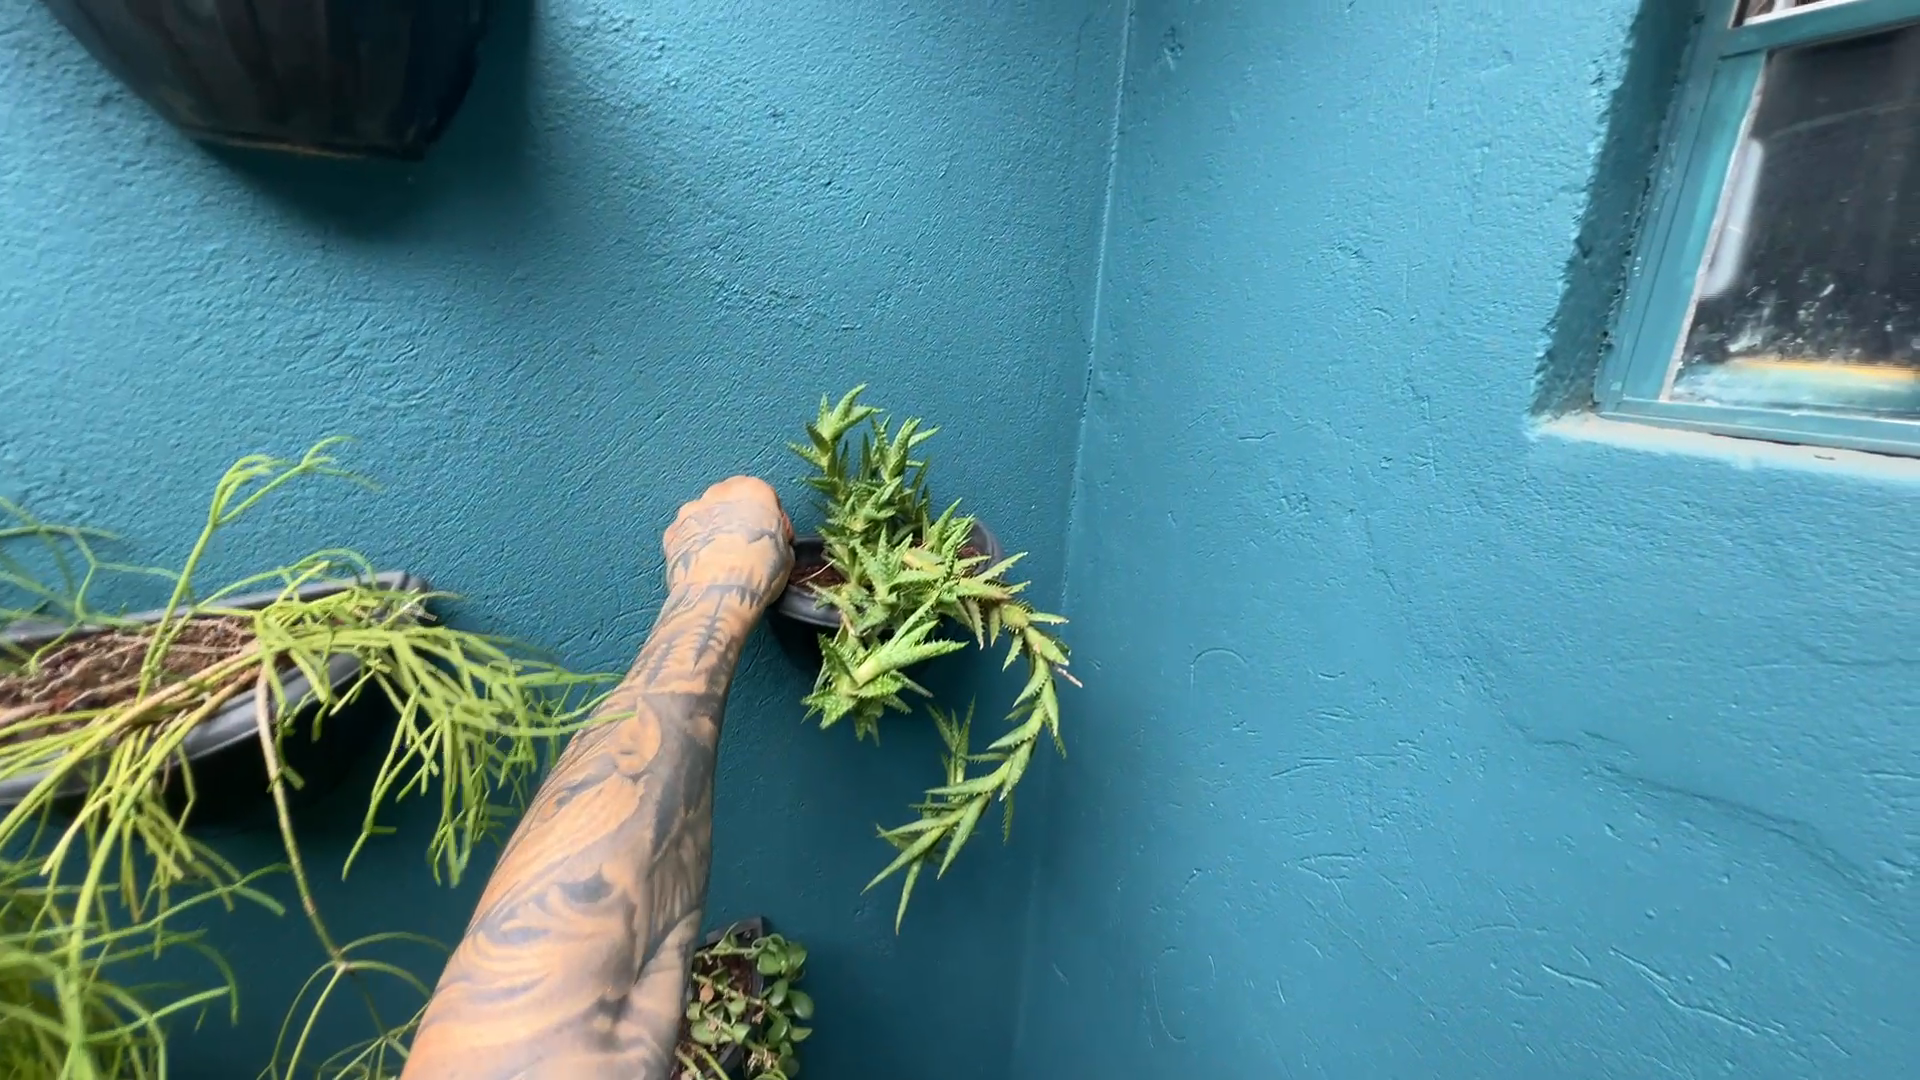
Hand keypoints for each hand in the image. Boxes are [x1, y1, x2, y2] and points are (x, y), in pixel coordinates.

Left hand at [662, 477, 793, 604]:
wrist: (719, 597)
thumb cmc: (757, 572)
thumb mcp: (786, 555)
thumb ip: (777, 539)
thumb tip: (772, 546)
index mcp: (753, 491)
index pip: (767, 497)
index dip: (774, 521)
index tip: (776, 538)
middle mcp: (719, 493)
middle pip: (732, 500)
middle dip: (741, 519)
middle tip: (750, 547)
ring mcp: (690, 511)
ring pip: (706, 515)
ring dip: (716, 530)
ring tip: (725, 561)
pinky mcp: (671, 534)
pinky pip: (687, 535)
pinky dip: (695, 546)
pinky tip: (706, 568)